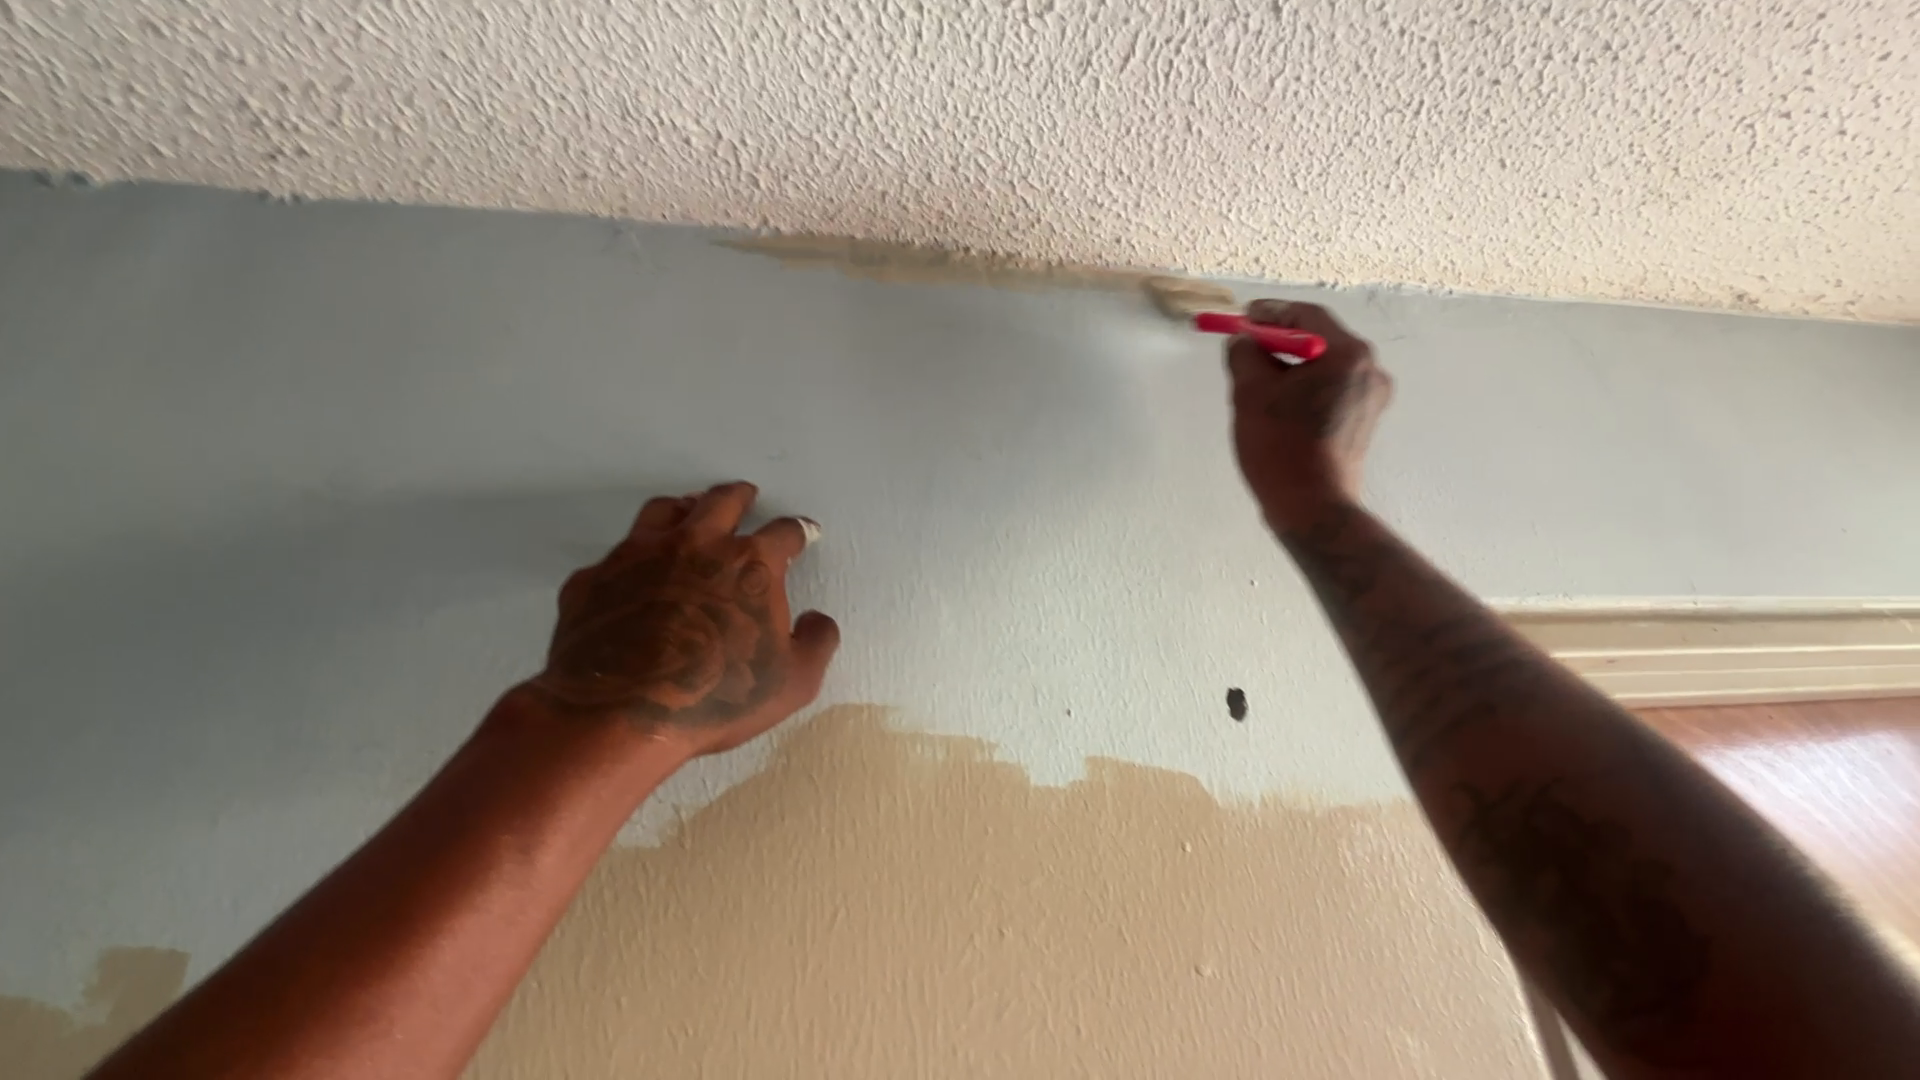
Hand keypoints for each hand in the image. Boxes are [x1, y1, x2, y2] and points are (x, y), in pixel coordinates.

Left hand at [524, 481, 839, 759]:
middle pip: (722, 500)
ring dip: (684, 509)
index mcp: (750, 564)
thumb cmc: (718, 698)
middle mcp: (696, 544)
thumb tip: (816, 619)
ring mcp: (638, 555)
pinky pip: (616, 556)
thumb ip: (816, 642)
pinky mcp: (593, 578)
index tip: (804, 533)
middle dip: (740, 495)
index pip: (784, 532)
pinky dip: (633, 559)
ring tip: (689, 515)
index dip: (799, 531)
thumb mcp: (794, 682)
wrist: (618, 717)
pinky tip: (634, 576)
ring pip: (664, 511)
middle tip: (746, 495)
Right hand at [1226, 300, 1392, 529]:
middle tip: (1247, 348)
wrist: (1312, 505)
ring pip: (1323, 369)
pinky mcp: (1363, 423)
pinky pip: (1330, 392)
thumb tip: (1243, 341)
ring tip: (1257, 384)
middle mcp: (1369, 370)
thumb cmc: (1280, 445)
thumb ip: (1245, 355)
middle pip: (1318, 341)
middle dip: (1279, 342)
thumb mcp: (1250, 393)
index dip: (1271, 312)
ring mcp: (1371, 399)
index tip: (1244, 316)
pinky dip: (1304, 391)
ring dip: (1291, 369)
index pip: (1306, 316)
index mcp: (1347, 354)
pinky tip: (1279, 409)